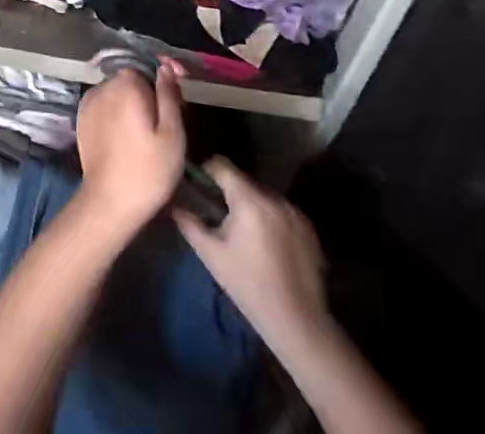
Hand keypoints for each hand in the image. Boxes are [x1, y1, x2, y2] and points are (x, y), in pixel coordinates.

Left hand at [73, 60, 186, 234]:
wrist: (110, 202)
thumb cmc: (149, 169)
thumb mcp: (172, 131)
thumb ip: (169, 94)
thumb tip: (165, 67)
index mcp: (125, 85)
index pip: (148, 69)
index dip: (165, 84)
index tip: (179, 106)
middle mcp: (102, 87)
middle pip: (131, 81)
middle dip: (149, 96)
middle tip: (167, 125)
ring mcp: (87, 103)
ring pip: (117, 94)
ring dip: (131, 105)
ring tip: (147, 134)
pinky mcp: (81, 120)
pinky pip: (104, 108)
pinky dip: (116, 115)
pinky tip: (127, 138)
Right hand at [175, 157, 328, 342]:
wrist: (296, 319)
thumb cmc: (247, 285)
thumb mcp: (211, 255)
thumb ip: (190, 224)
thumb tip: (175, 206)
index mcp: (249, 201)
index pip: (223, 166)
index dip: (207, 171)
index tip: (198, 186)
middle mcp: (274, 199)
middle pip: (244, 181)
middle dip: (229, 192)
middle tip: (218, 215)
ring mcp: (295, 212)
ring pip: (264, 196)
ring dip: (251, 204)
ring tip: (244, 232)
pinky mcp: (309, 228)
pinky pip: (282, 211)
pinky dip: (270, 217)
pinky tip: (267, 245)